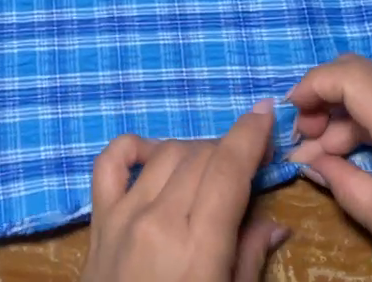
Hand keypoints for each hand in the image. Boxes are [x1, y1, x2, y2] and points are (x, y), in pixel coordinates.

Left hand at [81, 99, 290, 281]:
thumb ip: (249, 259)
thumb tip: (273, 222)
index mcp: (197, 246)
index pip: (227, 167)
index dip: (250, 133)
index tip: (269, 111)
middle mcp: (158, 219)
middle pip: (201, 155)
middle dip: (230, 148)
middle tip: (249, 160)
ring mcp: (122, 215)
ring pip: (166, 152)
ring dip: (194, 150)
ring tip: (212, 168)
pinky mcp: (98, 220)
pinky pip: (111, 161)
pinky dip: (136, 148)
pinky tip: (156, 158)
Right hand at [286, 56, 371, 281]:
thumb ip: (345, 187)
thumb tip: (311, 160)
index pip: (349, 76)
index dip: (312, 84)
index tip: (290, 113)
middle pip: (360, 70)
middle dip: (324, 93)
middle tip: (305, 136)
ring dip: (345, 109)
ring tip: (326, 154)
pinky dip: (370, 117)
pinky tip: (361, 154)